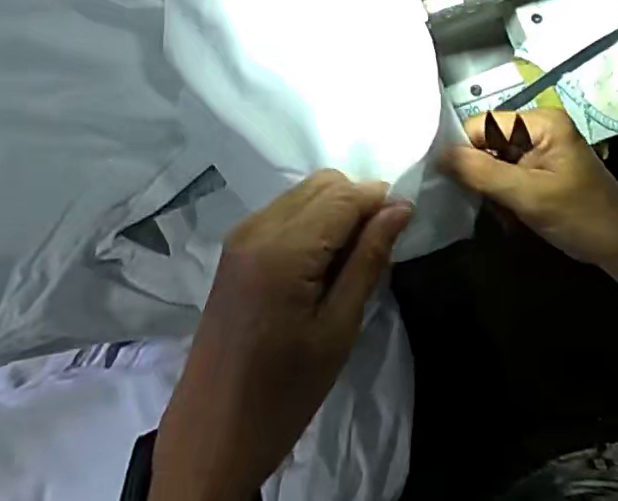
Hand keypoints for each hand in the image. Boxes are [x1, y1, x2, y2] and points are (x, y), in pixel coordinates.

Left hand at [151, 170, 412, 500]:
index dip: (379, 199)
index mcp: (284, 249)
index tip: (406, 219)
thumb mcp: (338, 328)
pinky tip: (320, 263)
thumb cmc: (284, 391)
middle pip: (323, 183)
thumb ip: (369, 258)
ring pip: (304, 192)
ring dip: (335, 210)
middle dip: (357, 202)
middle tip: (376, 247)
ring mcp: (242, 234)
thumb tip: (400, 207)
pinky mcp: (235, 247)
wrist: (212, 433)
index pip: (343, 196)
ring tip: (349, 260)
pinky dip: (311, 221)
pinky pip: (285, 210)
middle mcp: (258, 227)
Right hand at [443, 110, 617, 283]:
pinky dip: (502, 195)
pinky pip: (506, 173)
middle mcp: (539, 126)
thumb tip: (438, 155)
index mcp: (541, 121)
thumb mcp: (528, 196)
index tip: (447, 178)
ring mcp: (541, 147)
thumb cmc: (582, 217)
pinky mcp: (541, 167)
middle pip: (487, 140)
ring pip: (493, 159)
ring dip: (490, 188)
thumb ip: (481, 172)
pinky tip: (511, 216)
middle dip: (479, 173)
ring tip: (503, 214)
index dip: (463, 149)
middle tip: (480, 202)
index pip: (483, 124)